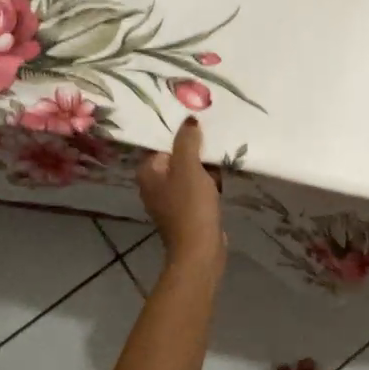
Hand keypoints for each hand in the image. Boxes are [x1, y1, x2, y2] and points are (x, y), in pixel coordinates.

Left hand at [137, 117, 225, 274]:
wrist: (200, 250)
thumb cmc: (190, 206)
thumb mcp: (189, 167)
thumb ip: (187, 140)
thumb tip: (189, 119)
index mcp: (148, 172)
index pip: (164, 143)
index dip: (183, 136)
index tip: (202, 127)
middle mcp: (154, 184)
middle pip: (178, 156)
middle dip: (198, 153)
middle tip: (215, 146)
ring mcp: (169, 199)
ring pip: (190, 172)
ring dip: (206, 169)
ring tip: (220, 164)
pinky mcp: (185, 210)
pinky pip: (197, 188)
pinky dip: (208, 184)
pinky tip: (220, 184)